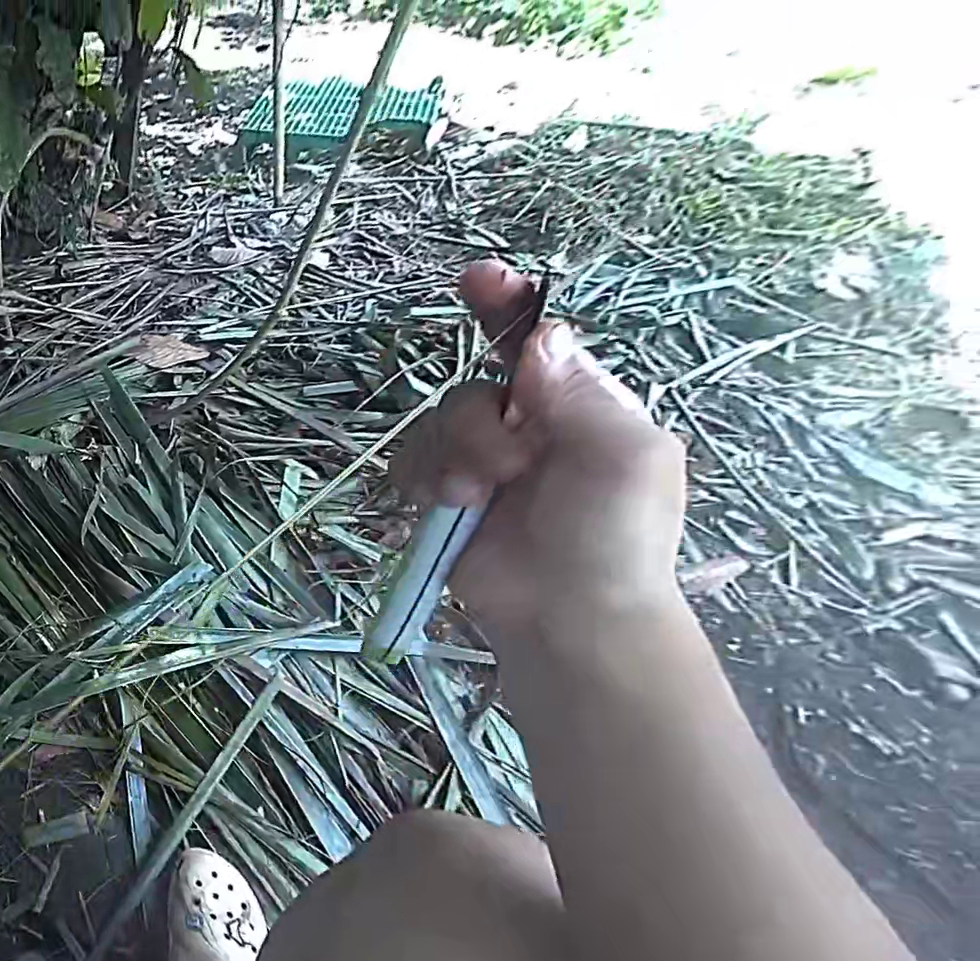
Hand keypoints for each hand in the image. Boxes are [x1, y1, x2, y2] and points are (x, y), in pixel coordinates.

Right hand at [391, 261, 687, 644]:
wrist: (565, 613)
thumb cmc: (613, 535)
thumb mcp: (622, 455)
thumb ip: (579, 394)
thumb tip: (540, 337)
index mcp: (573, 407)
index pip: (532, 344)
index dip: (505, 307)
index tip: (476, 278)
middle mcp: (519, 428)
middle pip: (468, 392)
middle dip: (480, 429)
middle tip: (511, 469)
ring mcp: (475, 464)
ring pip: (431, 429)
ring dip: (452, 461)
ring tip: (476, 499)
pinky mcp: (438, 496)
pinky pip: (408, 465)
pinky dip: (422, 482)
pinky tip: (447, 507)